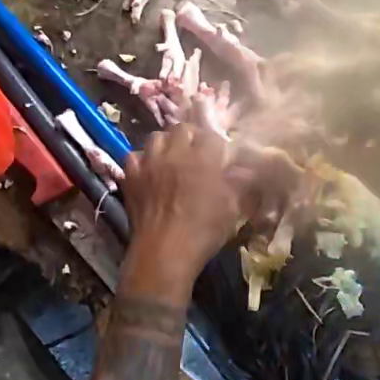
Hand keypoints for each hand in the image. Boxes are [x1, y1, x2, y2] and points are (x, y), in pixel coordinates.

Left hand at [122, 125, 251, 287]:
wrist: (165, 251)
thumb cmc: (205, 230)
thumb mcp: (232, 207)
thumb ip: (239, 183)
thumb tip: (247, 168)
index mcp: (204, 158)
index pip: (211, 133)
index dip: (216, 141)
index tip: (220, 152)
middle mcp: (176, 153)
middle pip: (182, 128)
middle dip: (191, 136)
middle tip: (197, 151)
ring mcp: (150, 163)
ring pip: (156, 136)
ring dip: (167, 143)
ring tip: (173, 156)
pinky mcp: (132, 176)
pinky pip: (135, 155)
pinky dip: (144, 159)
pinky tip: (151, 170)